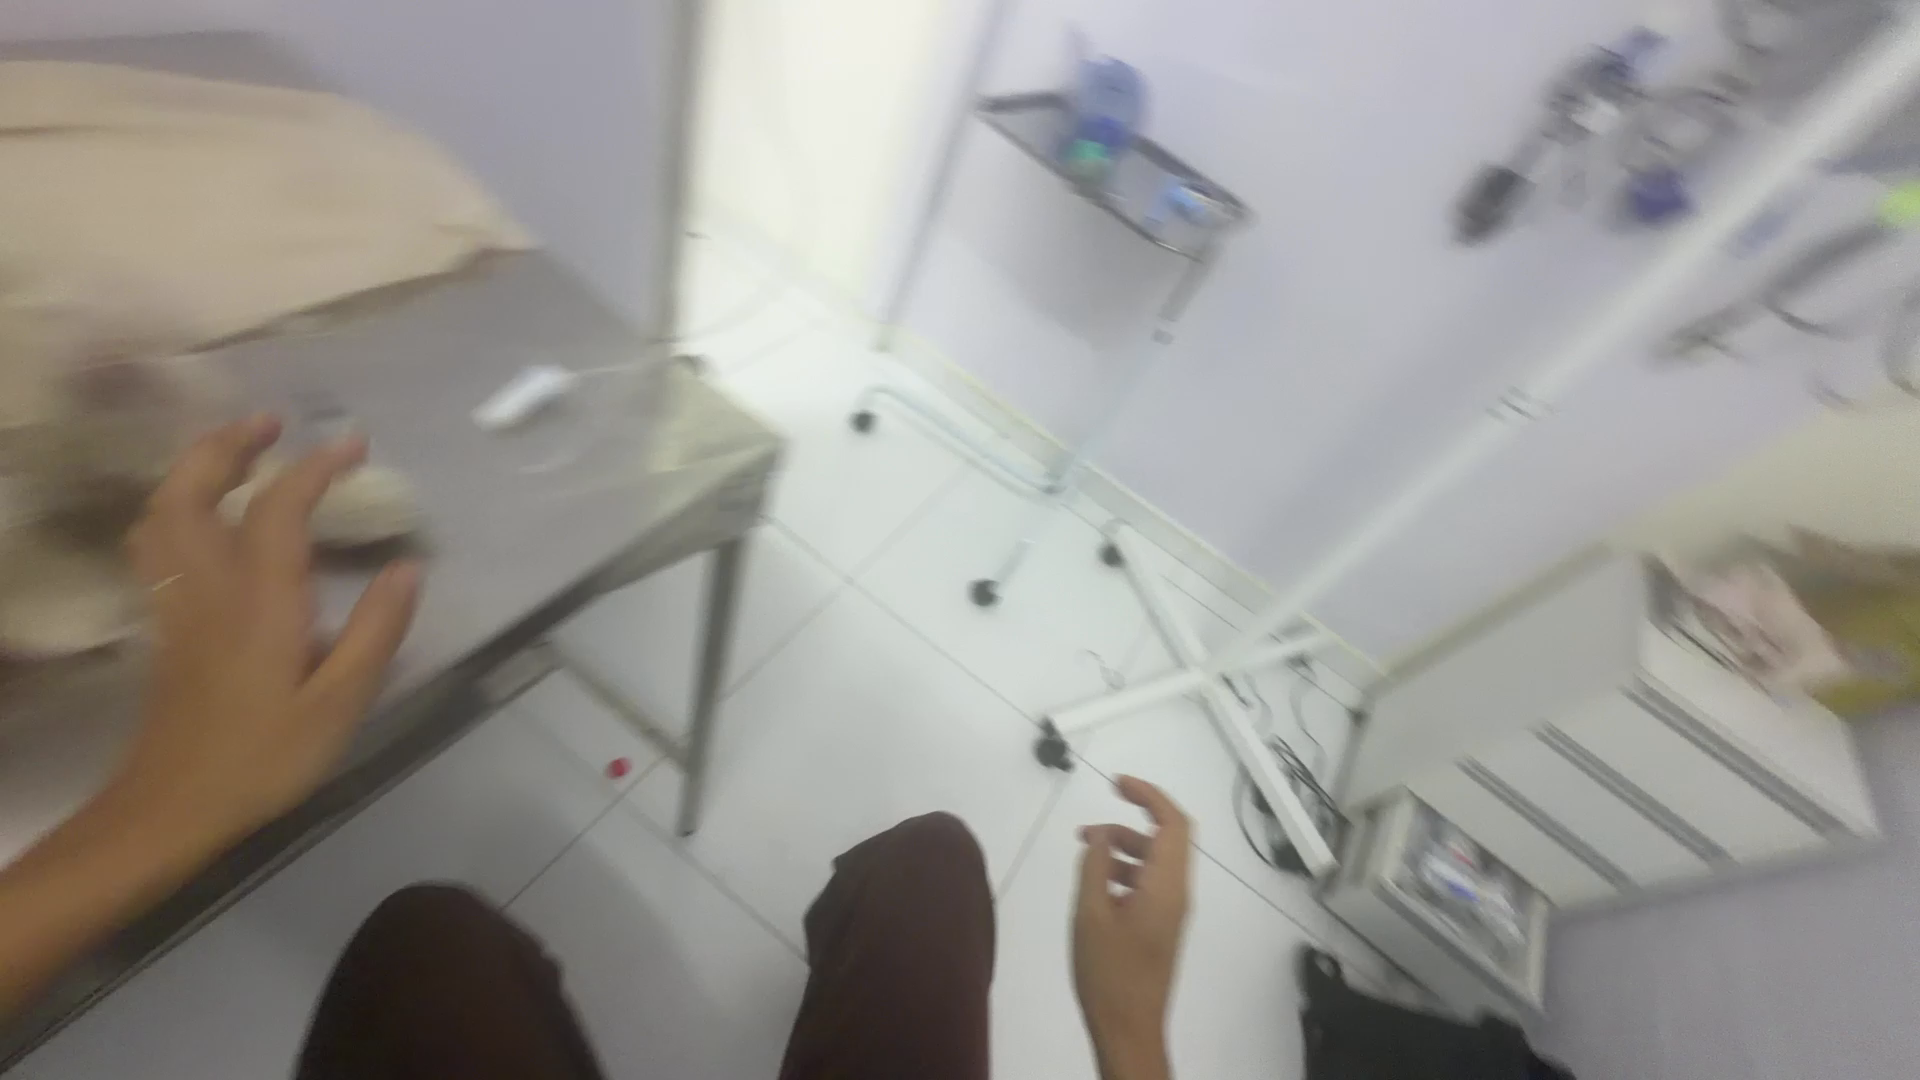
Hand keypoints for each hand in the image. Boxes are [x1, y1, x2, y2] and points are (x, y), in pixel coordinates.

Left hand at [115, 415, 421, 853]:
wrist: (169, 810)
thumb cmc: (267, 754)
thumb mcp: (343, 698)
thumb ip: (377, 629)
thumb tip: (409, 567)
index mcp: (258, 603)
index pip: (275, 512)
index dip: (312, 469)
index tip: (353, 443)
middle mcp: (207, 591)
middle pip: (188, 496)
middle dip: (225, 449)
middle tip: (270, 423)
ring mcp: (177, 607)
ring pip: (159, 517)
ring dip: (192, 471)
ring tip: (237, 453)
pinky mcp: (167, 626)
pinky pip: (156, 546)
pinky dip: (176, 509)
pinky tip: (205, 516)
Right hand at [1072, 776, 1191, 1079]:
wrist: (1129, 1032)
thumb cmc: (1109, 972)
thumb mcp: (1090, 913)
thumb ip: (1095, 864)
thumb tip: (1100, 831)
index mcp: (1165, 886)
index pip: (1173, 822)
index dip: (1149, 794)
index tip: (1116, 783)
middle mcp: (1176, 893)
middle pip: (1168, 836)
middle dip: (1135, 815)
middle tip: (1101, 809)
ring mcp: (1171, 910)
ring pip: (1155, 858)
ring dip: (1123, 844)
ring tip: (1085, 848)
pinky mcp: (1161, 925)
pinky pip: (1149, 880)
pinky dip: (1125, 867)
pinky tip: (1095, 881)